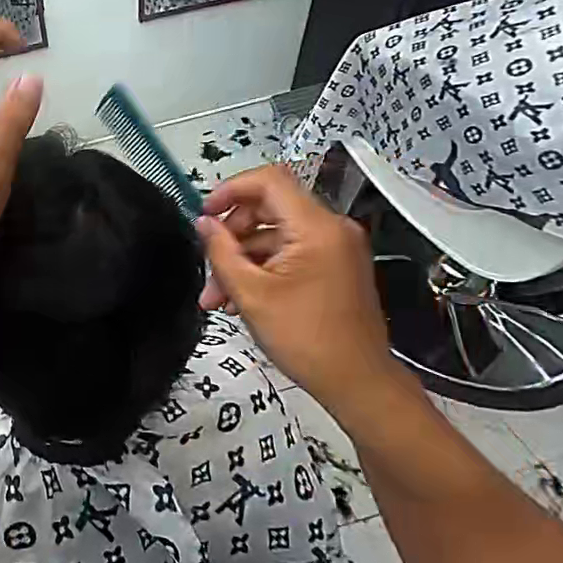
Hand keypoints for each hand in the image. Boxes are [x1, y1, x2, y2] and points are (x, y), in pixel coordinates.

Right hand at [195, 166, 393, 406]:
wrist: (357, 382)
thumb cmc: (308, 341)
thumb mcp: (252, 295)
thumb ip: (221, 252)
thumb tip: (204, 224)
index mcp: (316, 227)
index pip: (269, 180)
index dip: (231, 189)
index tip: (206, 213)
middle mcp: (333, 228)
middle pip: (270, 207)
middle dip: (233, 234)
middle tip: (210, 267)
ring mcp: (338, 246)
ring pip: (278, 234)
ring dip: (245, 258)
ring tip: (219, 296)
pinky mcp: (338, 264)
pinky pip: (294, 251)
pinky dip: (266, 267)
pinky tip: (243, 297)